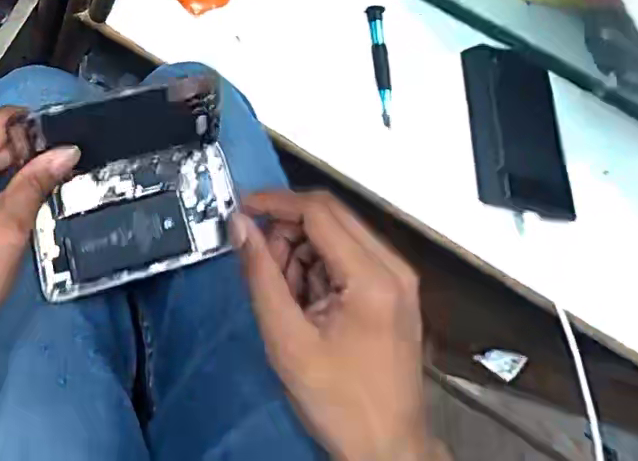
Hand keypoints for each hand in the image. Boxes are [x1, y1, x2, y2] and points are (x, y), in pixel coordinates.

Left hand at [0, 107, 78, 370]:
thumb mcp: (10, 224)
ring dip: (19, 168)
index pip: (0, 120)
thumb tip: (69, 149)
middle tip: (63, 170)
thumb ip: (38, 180)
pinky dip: (3, 183)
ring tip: (51, 184)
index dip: (34, 128)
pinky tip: (27, 198)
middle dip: (29, 150)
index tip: (65, 144)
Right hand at [233, 190, 439, 460]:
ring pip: (336, 229)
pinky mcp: (394, 287)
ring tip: (283, 288)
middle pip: (328, 213)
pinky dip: (317, 261)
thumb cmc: (339, 402)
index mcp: (372, 278)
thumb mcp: (287, 341)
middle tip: (260, 257)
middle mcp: (393, 266)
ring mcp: (397, 276)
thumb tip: (240, 224)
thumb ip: (260, 274)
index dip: (274, 202)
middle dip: (286, 226)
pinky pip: (347, 250)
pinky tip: (304, 296)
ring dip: (300, 245)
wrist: (391, 454)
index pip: (317, 211)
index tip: (241, 209)